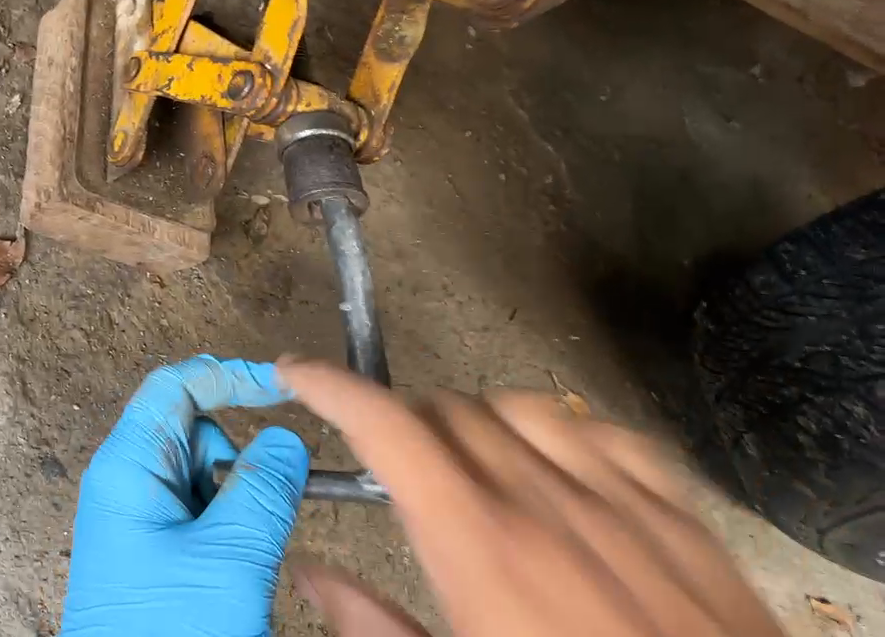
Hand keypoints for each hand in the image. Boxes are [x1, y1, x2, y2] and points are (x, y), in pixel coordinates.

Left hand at [61, 355, 308, 636]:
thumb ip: (262, 491)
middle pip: (190, 427)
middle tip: (271, 497)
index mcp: (128, 462)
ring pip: (200, 471)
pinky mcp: (153, 546)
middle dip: (236, 450)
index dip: (228, 376)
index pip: (174, 386)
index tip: (284, 386)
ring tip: (247, 548)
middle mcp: (127, 477)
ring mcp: (139, 512)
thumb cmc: (169, 630)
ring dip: (236, 492)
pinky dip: (228, 520)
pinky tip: (239, 560)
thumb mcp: (228, 558)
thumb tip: (286, 440)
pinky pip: (199, 509)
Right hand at [280, 359, 786, 636]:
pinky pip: (614, 437)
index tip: (296, 372)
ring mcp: (622, 509)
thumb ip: (370, 623)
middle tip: (397, 464)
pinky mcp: (687, 528)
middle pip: (447, 409)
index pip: (382, 424)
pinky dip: (573, 437)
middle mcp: (542, 505)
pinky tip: (562, 471)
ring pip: (523, 407)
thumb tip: (309, 575)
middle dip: (406, 422)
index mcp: (475, 543)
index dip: (327, 384)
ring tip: (474, 462)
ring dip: (483, 422)